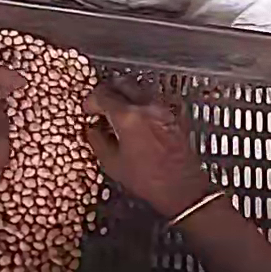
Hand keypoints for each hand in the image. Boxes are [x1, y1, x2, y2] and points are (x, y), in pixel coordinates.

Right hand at [84, 79, 210, 217]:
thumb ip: (98, 141)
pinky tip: (136, 119)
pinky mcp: (174, 114)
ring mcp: (163, 108)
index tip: (88, 110)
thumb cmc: (147, 180)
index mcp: (128, 116)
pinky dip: (140, 103)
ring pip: (139, 89)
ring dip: (125, 95)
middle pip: (122, 83)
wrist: (182, 188)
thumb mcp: (113, 164)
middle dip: (108, 91)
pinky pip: (152, 100)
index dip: (91, 101)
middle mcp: (147, 106)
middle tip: (100, 105)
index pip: (103, 95)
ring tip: (117, 112)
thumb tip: (92, 128)